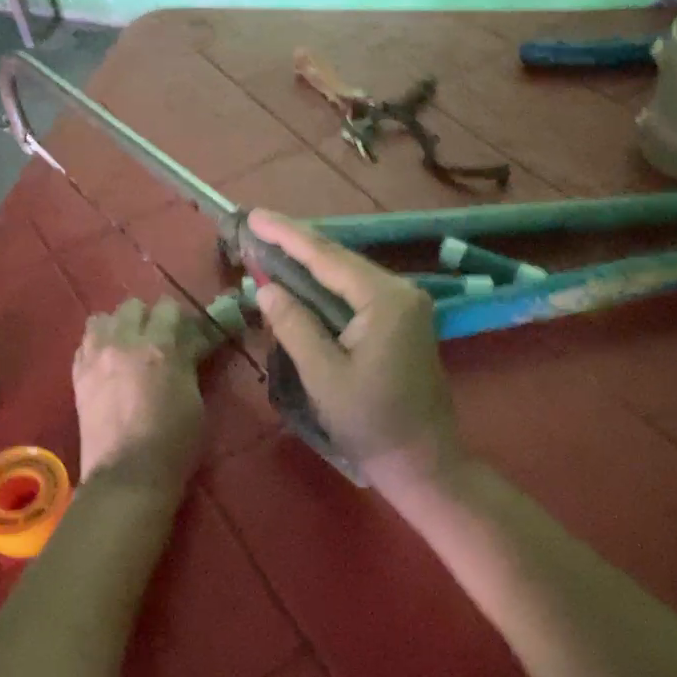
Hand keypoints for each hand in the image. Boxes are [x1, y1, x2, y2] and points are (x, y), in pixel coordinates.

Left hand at [73, 296, 205, 488]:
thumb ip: (188, 362)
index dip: (180, 319)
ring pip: (103, 318)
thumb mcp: (194, 398)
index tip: (187, 334)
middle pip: (133, 306)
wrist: (128, 474)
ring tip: (127, 349)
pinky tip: (108, 365)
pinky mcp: (78, 374)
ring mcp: (95, 356)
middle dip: (147, 318)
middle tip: (157, 341)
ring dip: (118, 327)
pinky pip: (85, 342)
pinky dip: (98, 346)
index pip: (169, 308)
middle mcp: (124, 341)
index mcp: (160, 346)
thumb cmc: (174, 442)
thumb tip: (190, 344)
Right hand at [247, 212, 466, 490]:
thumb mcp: (324, 375)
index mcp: (385, 299)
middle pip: (340, 259)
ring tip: (270, 248)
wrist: (421, 460)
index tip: (254, 216)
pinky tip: (302, 281)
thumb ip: (294, 325)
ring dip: (310, 265)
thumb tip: (267, 288)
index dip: (287, 237)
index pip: (328, 258)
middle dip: (297, 245)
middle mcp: (401, 292)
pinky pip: (357, 294)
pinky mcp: (402, 322)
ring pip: (348, 275)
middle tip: (256, 228)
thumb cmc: (371, 422)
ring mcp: (406, 306)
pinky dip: (326, 287)